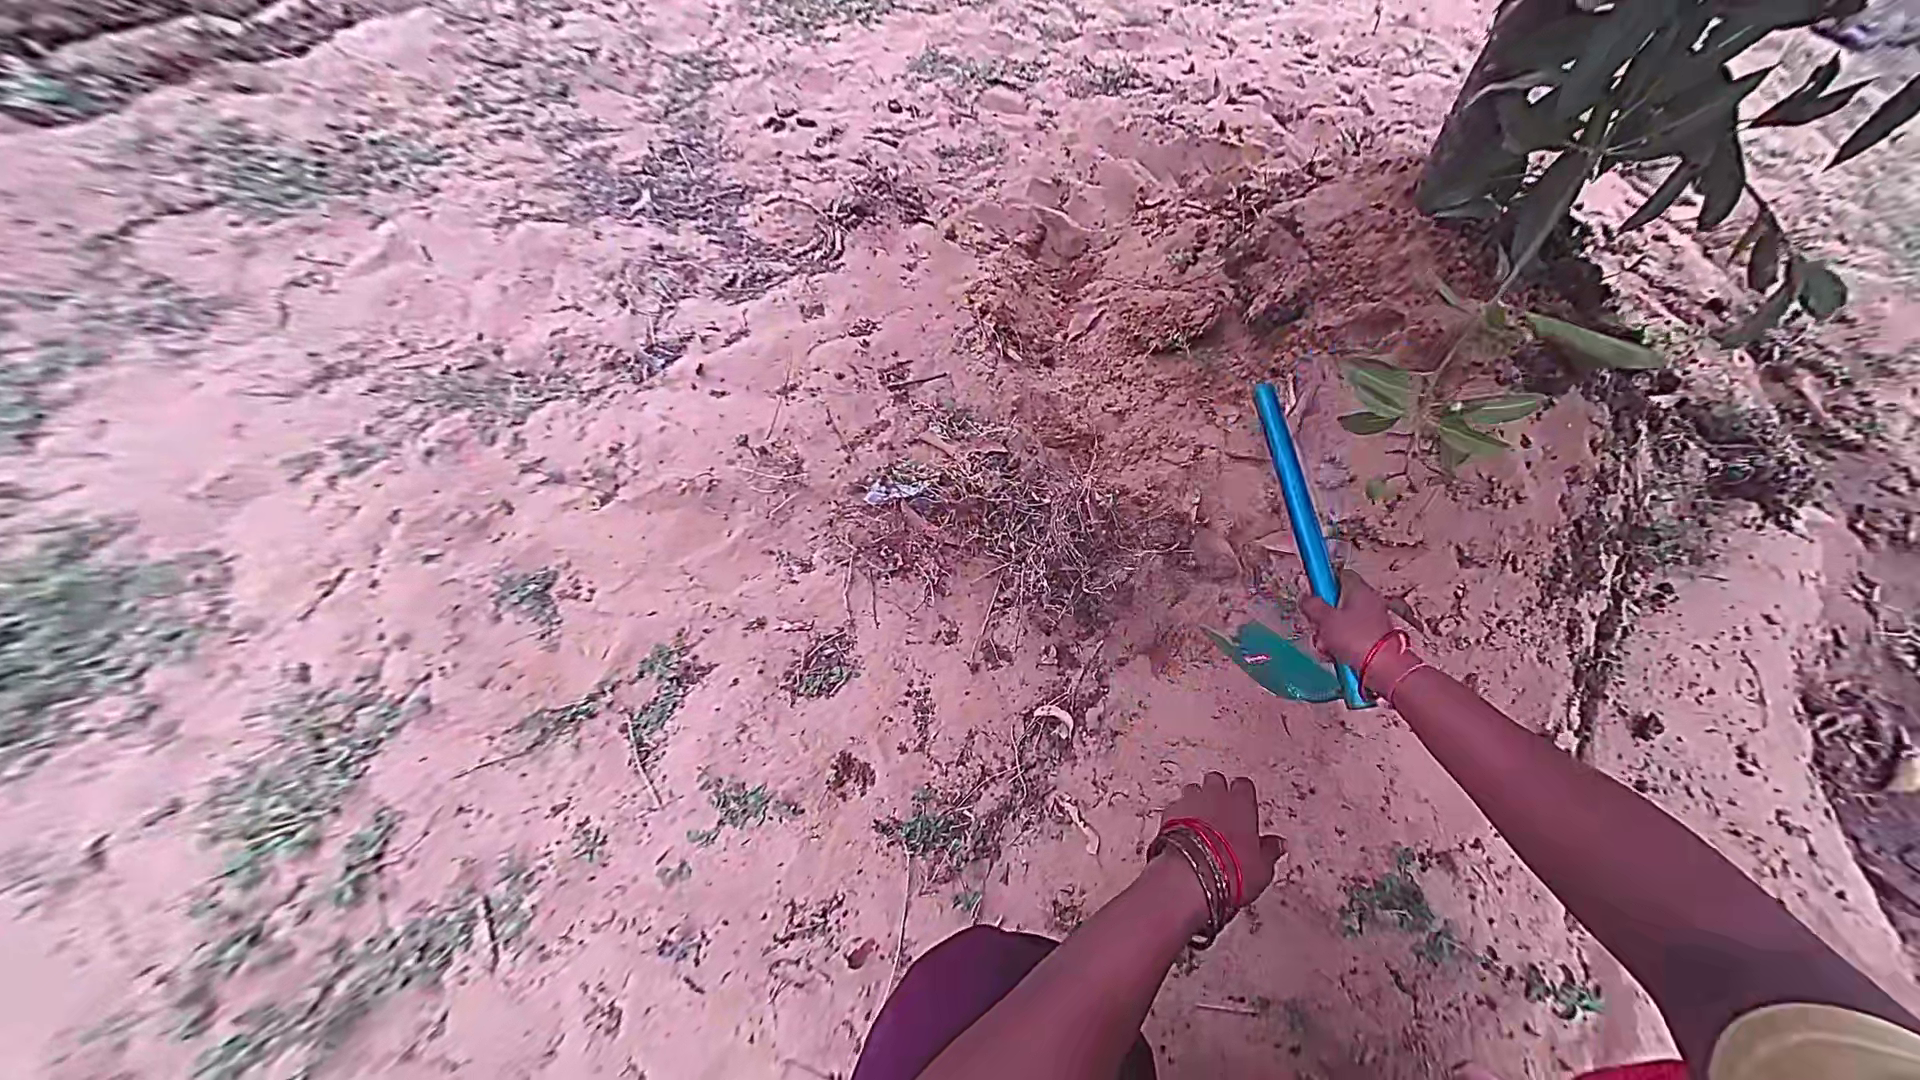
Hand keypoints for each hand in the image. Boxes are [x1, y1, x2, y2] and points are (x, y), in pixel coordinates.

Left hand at [1157, 773, 1284, 906]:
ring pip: (1193, 790)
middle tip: (1222, 809)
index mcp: (1241, 803)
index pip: (1244, 785)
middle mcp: (1214, 796)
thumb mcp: (1262, 867)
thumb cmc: (1230, 868)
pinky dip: (1179, 815)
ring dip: (1196, 801)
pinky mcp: (1169, 811)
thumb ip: (1269, 850)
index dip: (1243, 793)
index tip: (1245, 803)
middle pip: (1215, 779)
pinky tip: (1183, 831)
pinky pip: (1175, 806)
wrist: (1192, 872)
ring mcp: (1189, 801)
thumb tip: (1277, 845)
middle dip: (1217, 790)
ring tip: (1201, 822)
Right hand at [1299, 569, 1406, 689]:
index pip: (1339, 574)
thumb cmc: (1355, 638)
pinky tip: (1333, 654)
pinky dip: (1337, 645)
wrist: (1384, 670)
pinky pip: (1346, 637)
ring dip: (1326, 633)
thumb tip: (1305, 597)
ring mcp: (1370, 622)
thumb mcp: (1324, 618)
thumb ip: (1311, 605)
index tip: (1312, 592)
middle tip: (1316, 624)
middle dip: (1321, 615)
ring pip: (1338, 621)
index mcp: (1359, 590)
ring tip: (1324, 644)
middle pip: (1335, 601)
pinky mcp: (1370, 640)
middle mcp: (1367, 602)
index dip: (1323, 581)